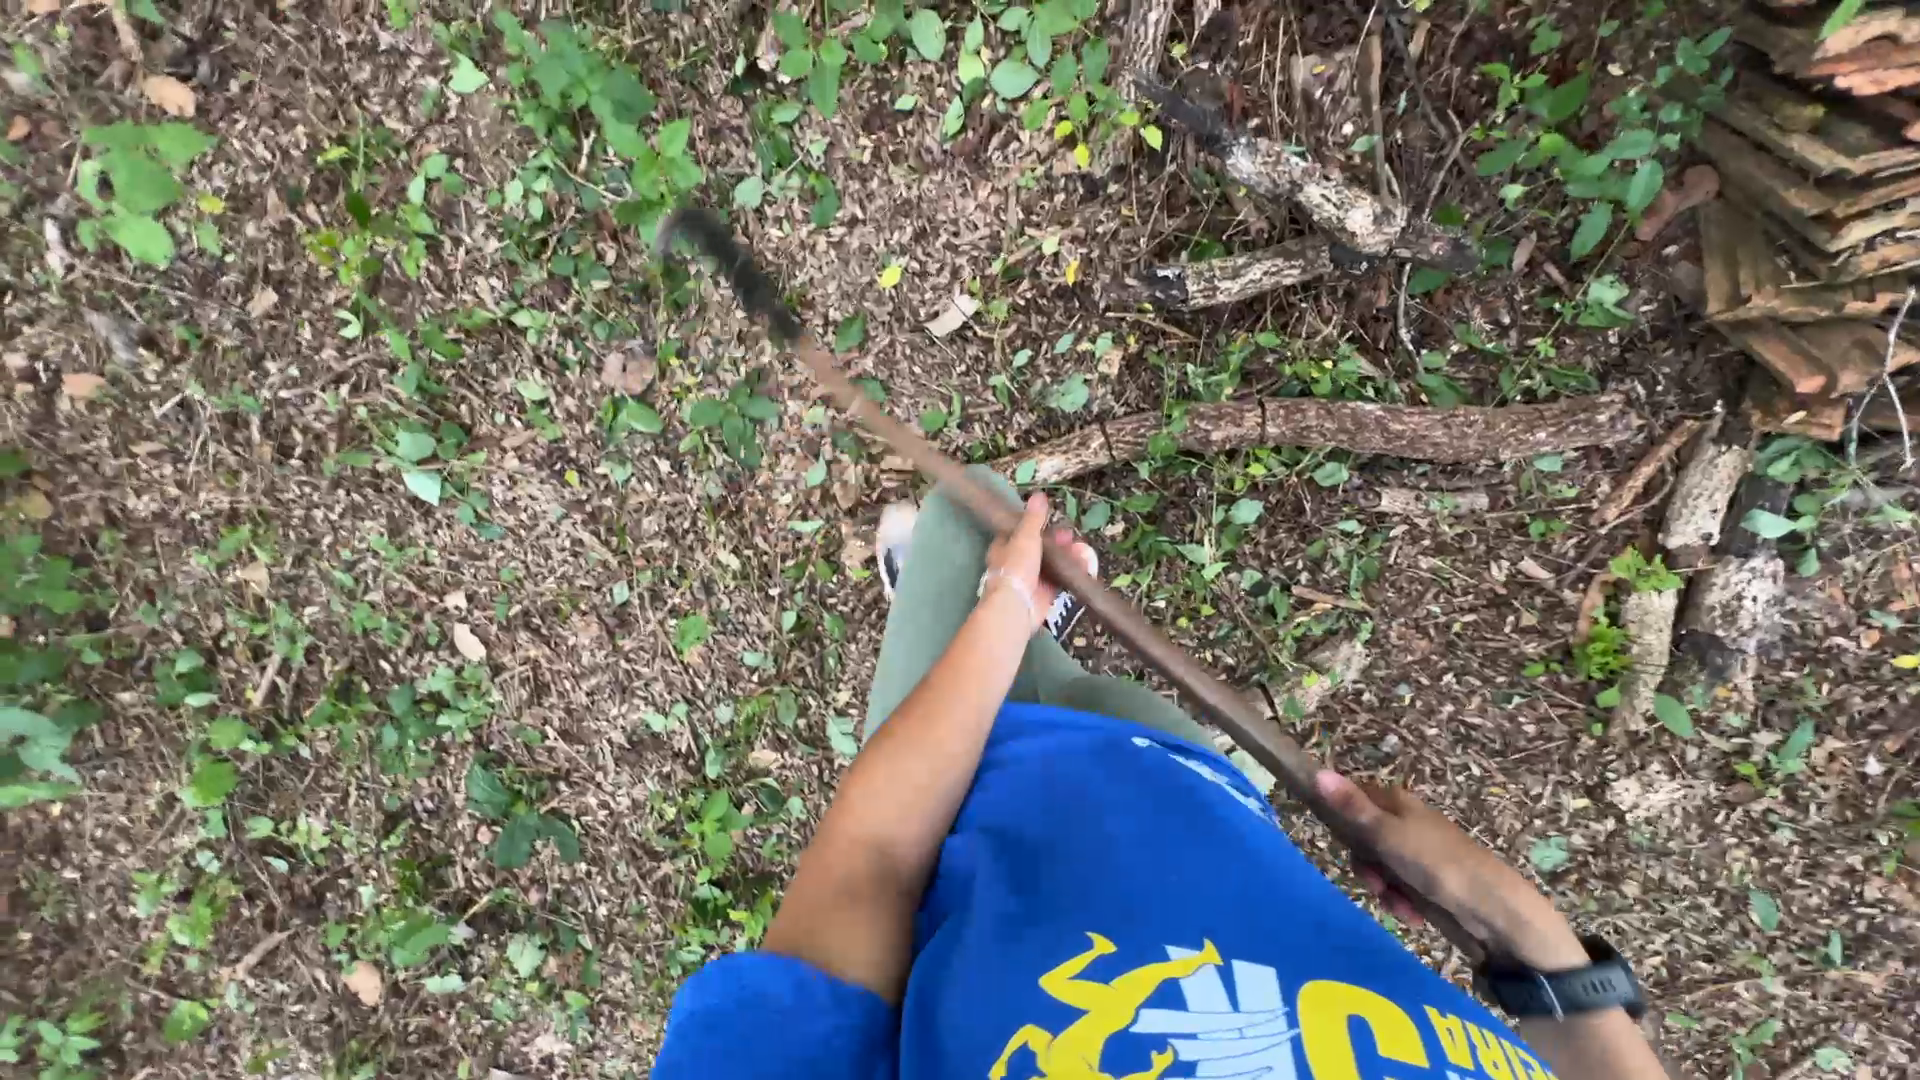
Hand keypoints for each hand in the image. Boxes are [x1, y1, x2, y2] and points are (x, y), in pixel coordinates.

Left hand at [983, 494, 1090, 632]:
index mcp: (1004, 547)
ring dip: (1067, 556)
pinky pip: (1060, 580)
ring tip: (1082, 551)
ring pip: (1052, 564)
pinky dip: (1071, 572)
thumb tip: (1039, 495)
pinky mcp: (1043, 593)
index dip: (1037, 525)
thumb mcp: (1025, 536)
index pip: (1020, 531)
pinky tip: (1084, 565)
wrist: (1017, 605)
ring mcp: (1030, 579)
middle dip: (1057, 542)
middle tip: (1071, 537)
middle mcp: (1016, 562)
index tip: (1052, 520)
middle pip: (1040, 548)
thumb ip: (1034, 518)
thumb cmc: (1016, 566)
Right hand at [1314, 769, 1589, 969]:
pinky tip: (1413, 913)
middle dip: (1365, 867)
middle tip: (1374, 883)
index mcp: (1395, 801)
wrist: (1497, 910)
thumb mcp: (1387, 834)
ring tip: (1401, 906)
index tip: (1343, 844)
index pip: (1351, 799)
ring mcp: (1419, 850)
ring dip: (1384, 889)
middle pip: (1362, 838)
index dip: (1341, 822)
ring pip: (1380, 866)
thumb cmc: (1437, 863)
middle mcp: (1405, 820)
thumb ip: (1351, 806)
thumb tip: (1317, 773)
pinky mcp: (1431, 878)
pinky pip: (1401, 885)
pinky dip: (1402, 900)